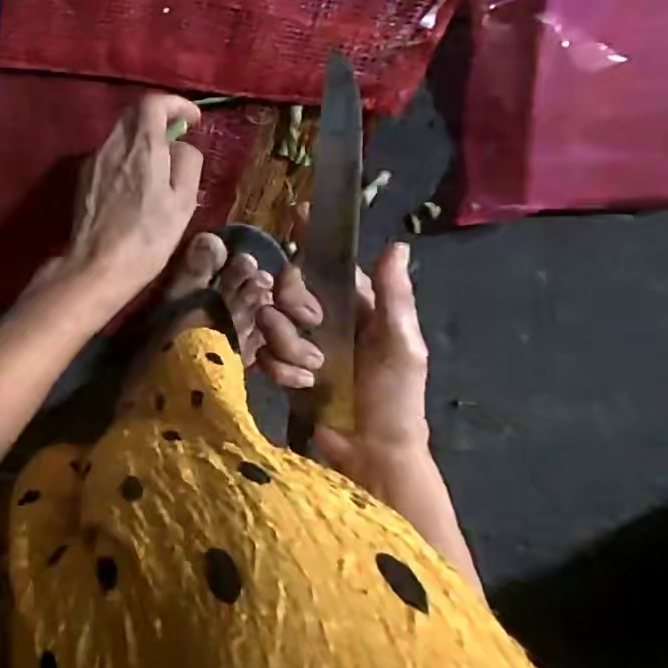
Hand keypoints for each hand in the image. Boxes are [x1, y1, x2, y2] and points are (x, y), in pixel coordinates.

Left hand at [63, 93, 204, 309]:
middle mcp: (114, 144)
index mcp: (142, 145)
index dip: (177, 104)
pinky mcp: (83, 178)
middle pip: (135, 114)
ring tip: (160, 165)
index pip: (154, 102)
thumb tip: (181, 147)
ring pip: (121, 134)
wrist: (96, 267)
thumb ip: (188, 163)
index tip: (194, 120)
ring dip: (143, 139)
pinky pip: (110, 154)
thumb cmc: (147, 237)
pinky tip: (136, 184)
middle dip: (159, 119)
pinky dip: (128, 156)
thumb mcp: (183, 202)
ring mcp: (94, 160)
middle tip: (179, 139)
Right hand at [255, 242, 432, 476]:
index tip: (299, 212)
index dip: (315, 236)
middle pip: (291, 284)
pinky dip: (281, 369)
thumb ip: (395, 297)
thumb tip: (397, 245)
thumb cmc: (396, 399)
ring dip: (289, 345)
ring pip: (271, 318)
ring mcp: (302, 342)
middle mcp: (327, 316)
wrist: (370, 455)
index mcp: (358, 304)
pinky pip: (265, 353)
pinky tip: (302, 385)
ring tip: (314, 372)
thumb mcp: (403, 346)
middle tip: (313, 327)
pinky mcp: (284, 369)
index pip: (332, 262)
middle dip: (295, 304)